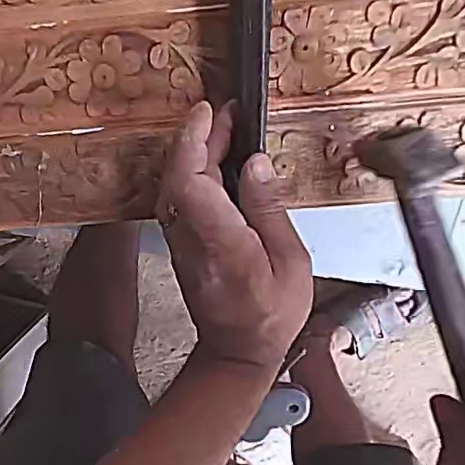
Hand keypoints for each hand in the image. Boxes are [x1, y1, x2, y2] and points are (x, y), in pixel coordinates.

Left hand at [157, 102, 311, 372]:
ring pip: (174, 189)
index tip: (210, 114)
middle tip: (222, 114)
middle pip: (176, 180)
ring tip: (224, 130)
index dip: (194, 144)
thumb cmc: (269, 315)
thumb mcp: (291, 261)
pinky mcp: (182, 248)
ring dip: (193, 155)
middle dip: (194, 139)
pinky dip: (193, 175)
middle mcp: (193, 242)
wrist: (236, 350)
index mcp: (223, 243)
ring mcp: (182, 246)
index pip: (191, 185)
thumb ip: (270, 209)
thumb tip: (257, 164)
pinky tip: (215, 164)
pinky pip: (179, 203)